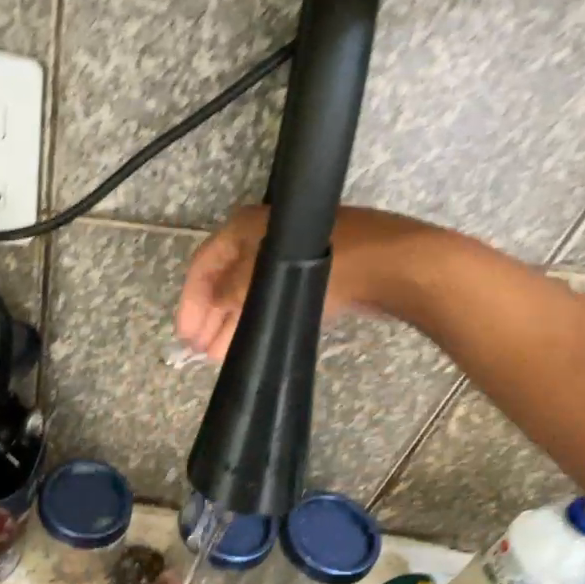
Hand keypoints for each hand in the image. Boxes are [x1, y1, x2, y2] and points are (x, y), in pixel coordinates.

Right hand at [175, 204, 450, 360]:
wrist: (399, 267)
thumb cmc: (335, 263)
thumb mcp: (270, 276)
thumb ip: (233, 292)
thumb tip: (212, 306)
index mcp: (250, 227)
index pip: (205, 264)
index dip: (191, 301)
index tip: (186, 333)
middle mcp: (265, 237)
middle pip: (225, 280)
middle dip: (210, 316)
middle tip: (198, 350)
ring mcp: (289, 256)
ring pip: (248, 293)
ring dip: (231, 323)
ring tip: (218, 356)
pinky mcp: (311, 276)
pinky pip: (272, 300)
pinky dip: (257, 321)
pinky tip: (247, 344)